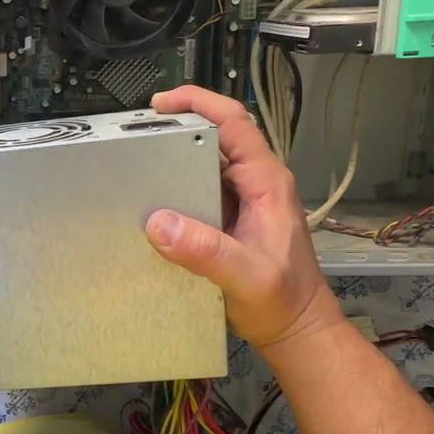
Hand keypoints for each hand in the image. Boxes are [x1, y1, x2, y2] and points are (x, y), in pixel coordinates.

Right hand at [142, 85, 345, 353]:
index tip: (161, 104)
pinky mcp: (230, 219)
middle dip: (178, 126)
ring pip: (206, 162)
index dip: (199, 103)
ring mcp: (243, 201)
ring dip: (174, 156)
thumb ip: (206, 251)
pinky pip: (200, 189)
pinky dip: (175, 185)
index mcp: (267, 182)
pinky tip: (151, 197)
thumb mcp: (246, 277)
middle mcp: (256, 184)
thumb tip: (158, 223)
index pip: (235, 123)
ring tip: (136, 161)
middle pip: (217, 136)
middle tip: (137, 133)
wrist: (297, 331)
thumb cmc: (283, 302)